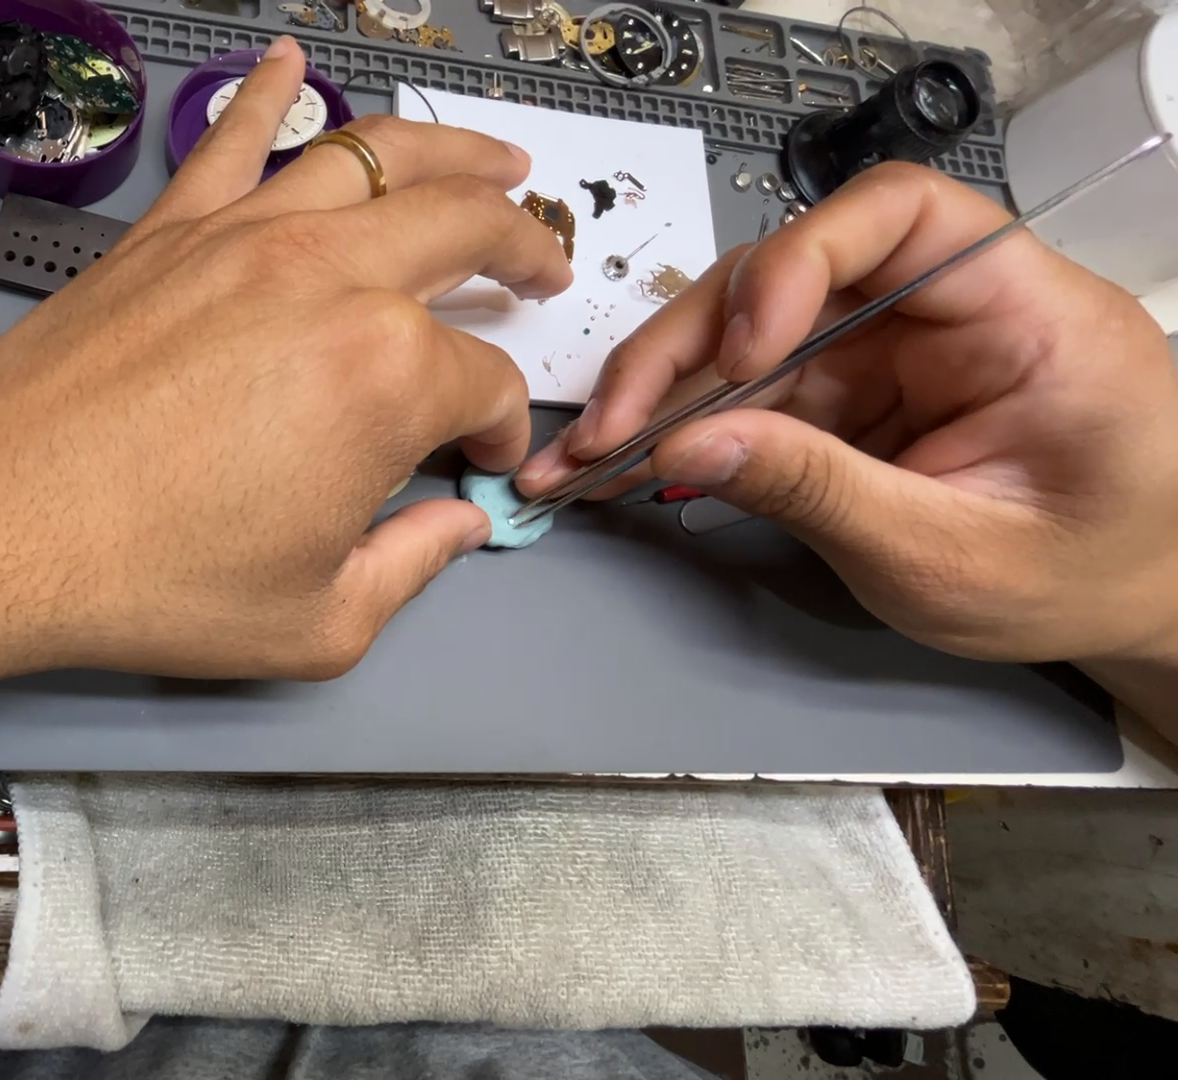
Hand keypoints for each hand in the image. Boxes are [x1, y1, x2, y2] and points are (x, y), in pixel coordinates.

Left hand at [0, 38, 570, 678]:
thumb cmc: (151, 582)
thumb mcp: (315, 623)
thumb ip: (411, 568)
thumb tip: (457, 527)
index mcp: (385, 382)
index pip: (482, 389)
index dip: (496, 430)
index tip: (475, 463)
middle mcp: (329, 282)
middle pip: (464, 230)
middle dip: (524, 247)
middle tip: (543, 266)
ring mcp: (243, 240)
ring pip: (376, 158)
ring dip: (451, 151)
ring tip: (494, 157)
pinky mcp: (167, 233)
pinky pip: (233, 138)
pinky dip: (269, 94)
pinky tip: (288, 66)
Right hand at [515, 163, 1177, 681]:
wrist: (1112, 601)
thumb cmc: (1082, 574)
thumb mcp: (950, 553)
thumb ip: (819, 491)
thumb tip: (686, 447)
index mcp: (1016, 319)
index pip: (896, 218)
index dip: (796, 265)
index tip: (738, 357)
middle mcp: (919, 318)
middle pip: (766, 284)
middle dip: (669, 359)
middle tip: (604, 436)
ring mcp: (857, 359)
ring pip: (718, 344)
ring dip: (637, 404)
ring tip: (574, 464)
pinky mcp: (814, 400)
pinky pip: (716, 401)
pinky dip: (654, 437)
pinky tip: (604, 468)